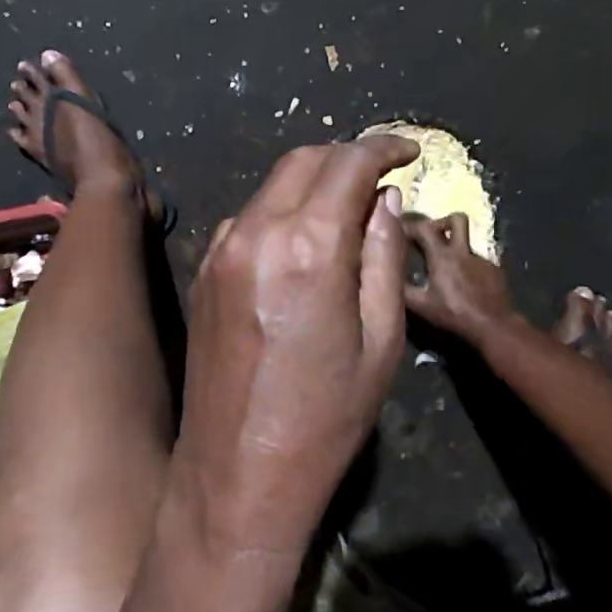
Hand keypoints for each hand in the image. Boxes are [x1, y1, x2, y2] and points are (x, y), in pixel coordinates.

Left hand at [170, 138, 419, 555]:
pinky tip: (298, 246)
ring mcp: (220, 249)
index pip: (346, 164)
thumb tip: (383, 200)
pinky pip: (245, 221)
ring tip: (344, 214)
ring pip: (270, 188)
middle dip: (344, 157)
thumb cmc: (325, 416)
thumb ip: (383, 257)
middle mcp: (254, 232)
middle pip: (301, 161)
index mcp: (306, 246)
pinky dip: (278, 215)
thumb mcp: (381, 341)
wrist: (238, 464)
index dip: (383, 147)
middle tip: (380, 177)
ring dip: (309, 186)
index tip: (409, 151)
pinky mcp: (202, 270)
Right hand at [400, 214, 521, 337]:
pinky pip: (476, 262)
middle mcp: (463, 252)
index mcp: (442, 256)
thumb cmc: (454, 314)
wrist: (497, 327)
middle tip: (431, 237)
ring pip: (465, 244)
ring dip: (454, 250)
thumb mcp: (420, 305)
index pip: (424, 227)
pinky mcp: (496, 271)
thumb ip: (401, 287)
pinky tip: (464, 286)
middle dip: (443, 221)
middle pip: (457, 219)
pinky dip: (466, 268)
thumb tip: (385, 276)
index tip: (399, 231)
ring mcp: (482, 260)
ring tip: (445, 271)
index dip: (410, 225)